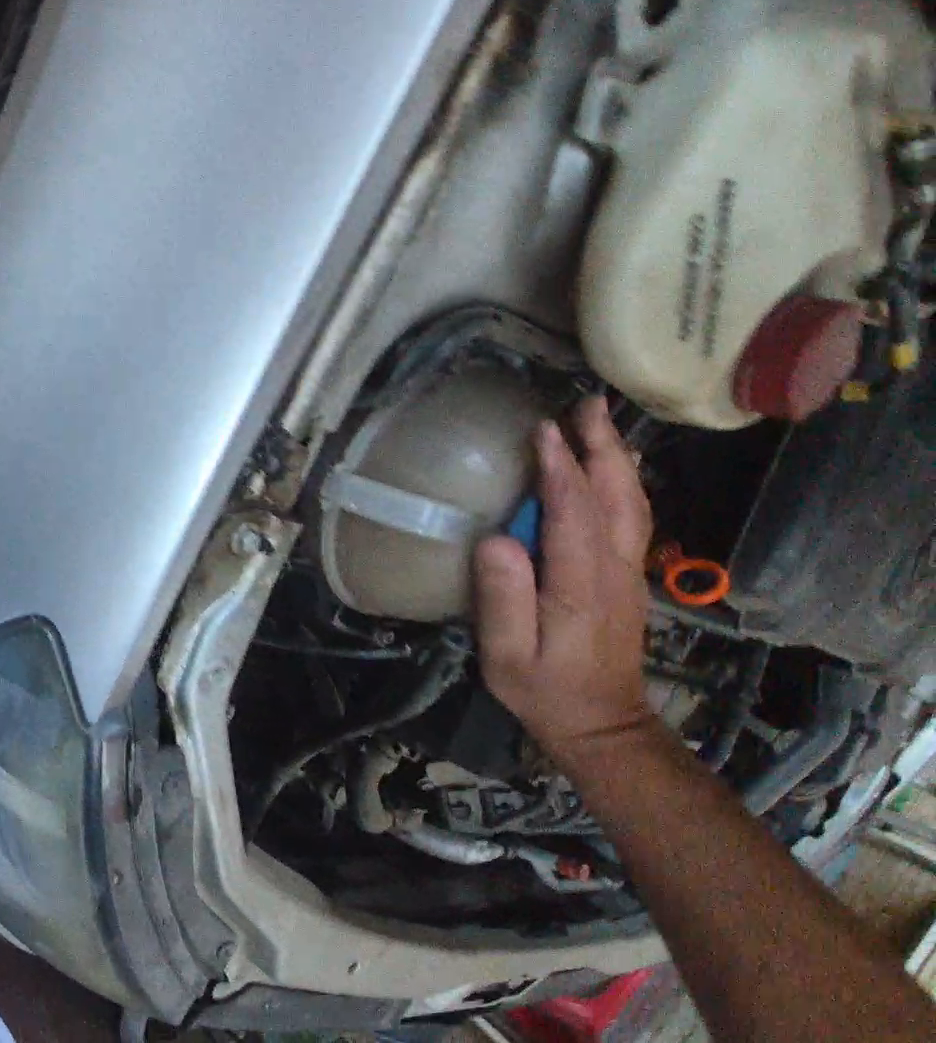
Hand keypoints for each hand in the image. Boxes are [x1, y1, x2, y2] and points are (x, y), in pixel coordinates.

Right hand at [472, 396, 656, 759]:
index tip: (542, 430)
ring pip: (631, 503)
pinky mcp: (625, 578)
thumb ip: (503, 598)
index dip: (560, 469)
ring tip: (597, 422)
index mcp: (581, 584)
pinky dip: (620, 482)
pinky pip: (629, 517)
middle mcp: (613, 569)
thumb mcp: (507, 654)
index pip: (574, 513)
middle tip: (585, 404)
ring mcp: (627, 572)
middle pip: (617, 497)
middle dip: (602, 448)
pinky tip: (608, 468)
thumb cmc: (544, 689)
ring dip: (616, 458)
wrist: (601, 724)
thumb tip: (495, 539)